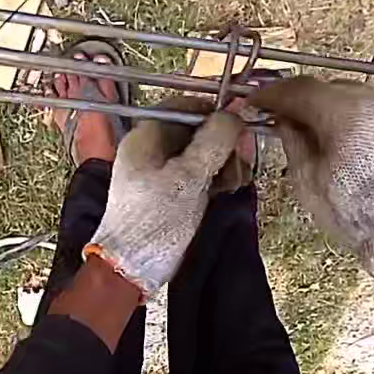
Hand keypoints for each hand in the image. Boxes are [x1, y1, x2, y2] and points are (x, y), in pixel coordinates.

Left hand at [85, 110, 244, 296]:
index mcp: (147, 136)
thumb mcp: (189, 177)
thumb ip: (213, 141)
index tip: (240, 128)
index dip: (215, 113)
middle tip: (239, 164)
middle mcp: (153, 149)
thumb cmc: (156, 220)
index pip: (186, 107)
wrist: (132, 267)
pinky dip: (215, 178)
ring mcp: (162, 171)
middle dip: (223, 144)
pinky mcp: (171, 192)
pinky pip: (199, 174)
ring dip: (224, 163)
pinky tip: (226, 190)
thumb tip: (235, 113)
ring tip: (233, 182)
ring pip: (202, 153)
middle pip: (198, 130)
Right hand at [250, 76, 373, 276]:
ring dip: (337, 110)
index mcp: (345, 114)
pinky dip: (365, 120)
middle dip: (306, 102)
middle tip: (289, 119)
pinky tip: (358, 143)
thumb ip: (293, 142)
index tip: (259, 101)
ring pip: (358, 97)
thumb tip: (285, 121)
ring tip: (327, 136)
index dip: (273, 94)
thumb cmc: (359, 214)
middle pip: (330, 89)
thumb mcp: (309, 182)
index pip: (300, 90)